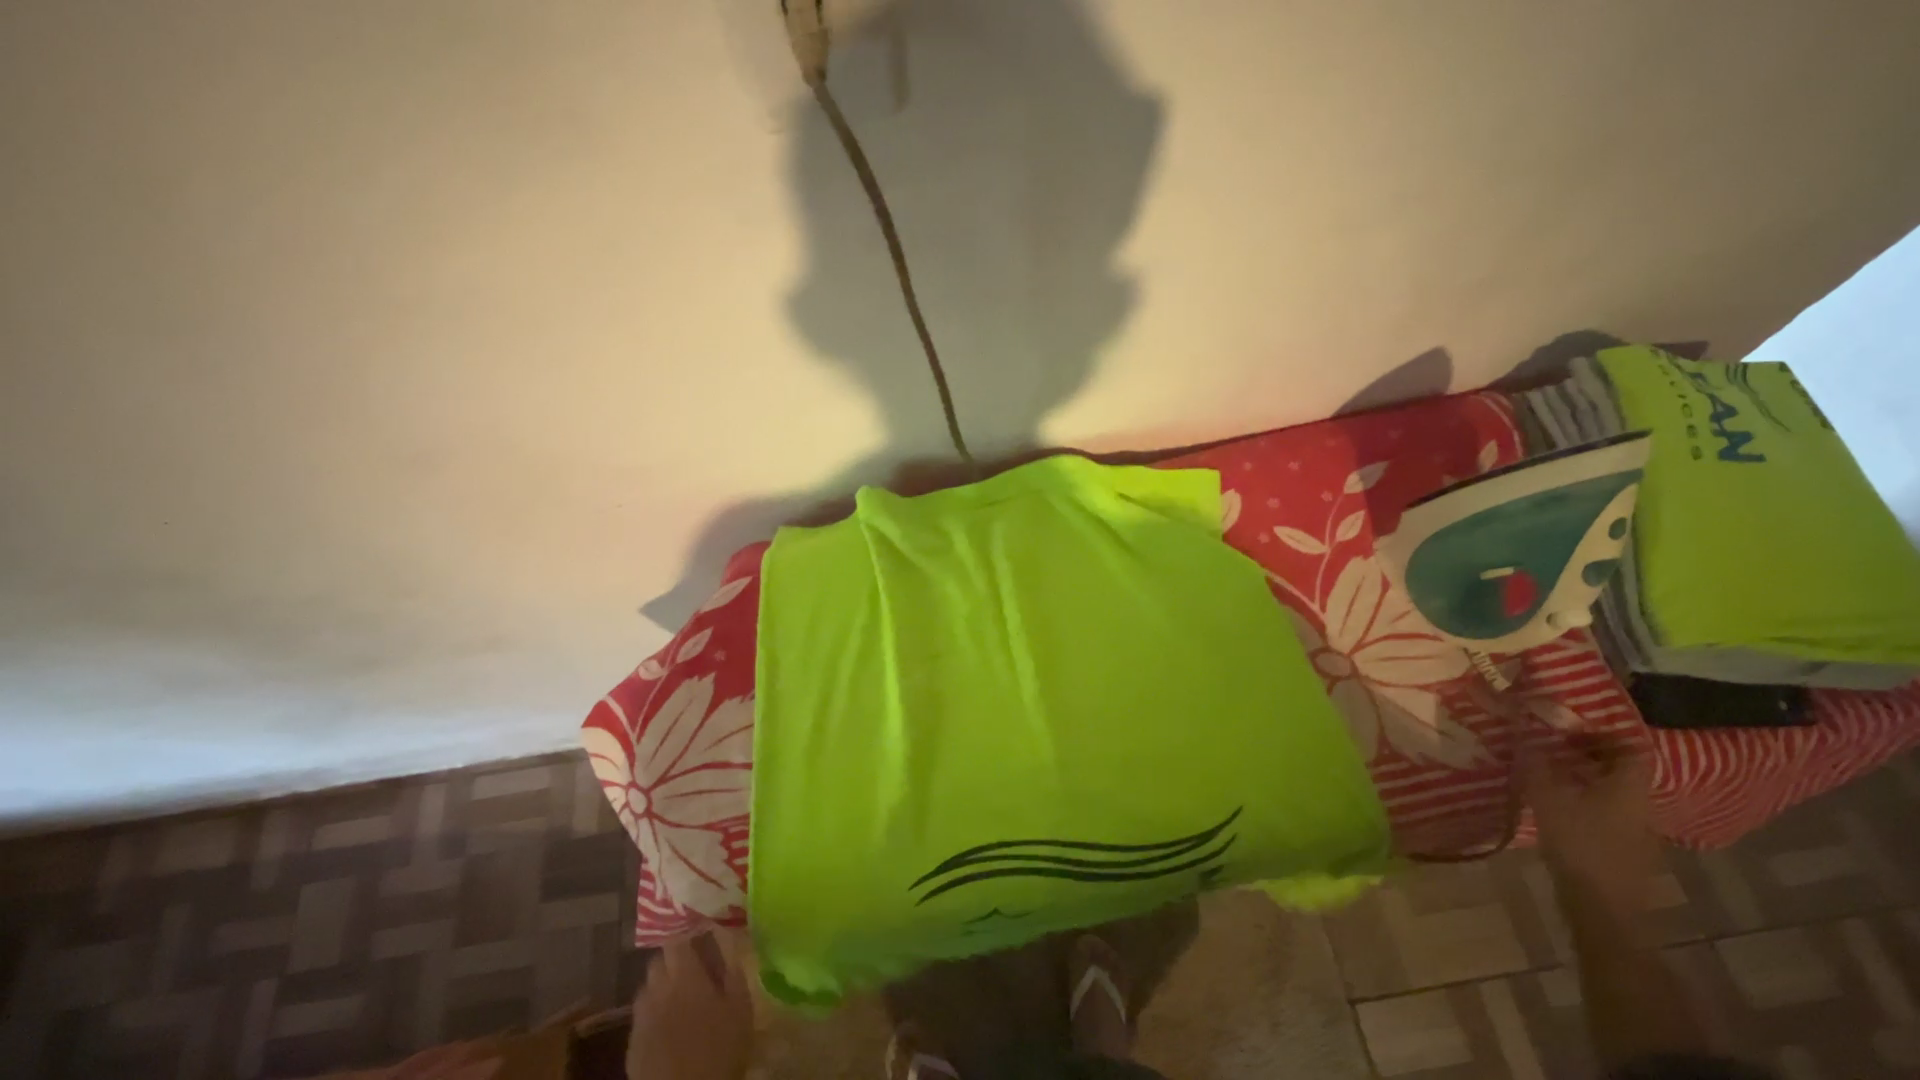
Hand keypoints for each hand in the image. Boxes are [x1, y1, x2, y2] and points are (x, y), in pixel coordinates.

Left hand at [627, 932, 754, 1079]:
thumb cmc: (720, 1050)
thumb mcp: (741, 1010)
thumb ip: (734, 973)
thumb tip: (729, 947)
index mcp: (684, 976)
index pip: (676, 938)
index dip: (686, 931)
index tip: (699, 930)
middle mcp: (657, 989)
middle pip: (658, 960)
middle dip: (673, 959)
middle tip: (694, 968)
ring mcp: (641, 1015)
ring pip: (649, 986)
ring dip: (662, 985)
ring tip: (681, 998)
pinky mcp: (632, 1040)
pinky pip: (643, 1014)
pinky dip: (655, 1011)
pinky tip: (670, 1025)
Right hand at [1522, 733, 1659, 919]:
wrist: (1604, 908)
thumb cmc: (1580, 844)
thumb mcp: (1548, 800)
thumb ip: (1536, 767)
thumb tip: (1524, 737)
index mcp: (1628, 786)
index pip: (1629, 747)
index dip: (1602, 735)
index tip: (1570, 732)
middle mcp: (1642, 804)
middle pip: (1622, 771)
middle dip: (1590, 759)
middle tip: (1554, 753)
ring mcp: (1639, 831)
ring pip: (1616, 796)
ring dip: (1589, 784)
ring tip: (1553, 782)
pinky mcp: (1629, 853)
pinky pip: (1611, 817)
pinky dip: (1590, 808)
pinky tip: (1563, 816)